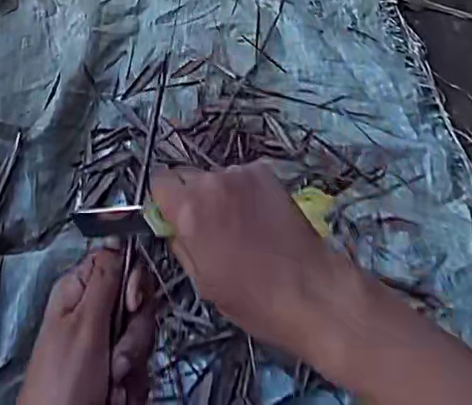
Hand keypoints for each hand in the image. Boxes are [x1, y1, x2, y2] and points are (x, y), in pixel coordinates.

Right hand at [149, 161, 347, 357]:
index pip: (158, 180)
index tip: (174, 216)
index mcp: (188, 210)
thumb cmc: (253, 298)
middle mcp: (210, 182)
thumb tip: (169, 223)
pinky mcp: (264, 171)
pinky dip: (244, 191)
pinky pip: (240, 176)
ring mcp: (239, 173)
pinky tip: (260, 216)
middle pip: (185, 175)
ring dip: (219, 194)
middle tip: (210, 226)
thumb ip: (178, 242)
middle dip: (191, 196)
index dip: (165, 199)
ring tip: (241, 225)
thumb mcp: (202, 281)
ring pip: (214, 177)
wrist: (313, 291)